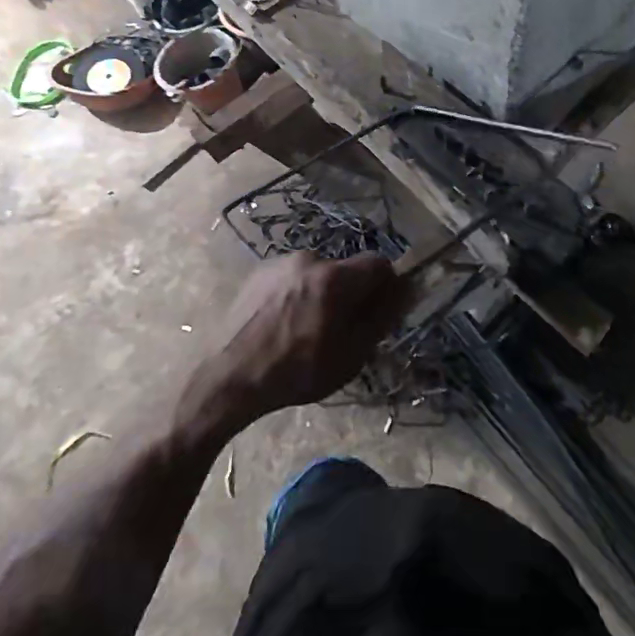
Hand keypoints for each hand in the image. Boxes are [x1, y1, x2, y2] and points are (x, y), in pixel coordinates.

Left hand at [196, 253, 402, 424]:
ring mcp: (278, 263)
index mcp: (335, 277)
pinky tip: (281, 326)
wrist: (227, 376)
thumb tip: (407, 289)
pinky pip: (291, 279)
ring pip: (317, 274)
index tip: (375, 315)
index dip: (385, 288)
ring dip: (321, 295)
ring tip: (304, 332)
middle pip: (346, 270)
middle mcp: (308, 259)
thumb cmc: (295, 372)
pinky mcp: (256, 274)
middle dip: (351, 295)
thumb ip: (383, 316)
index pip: (379, 264)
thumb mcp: (351, 354)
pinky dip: (296, 296)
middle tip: (338, 332)